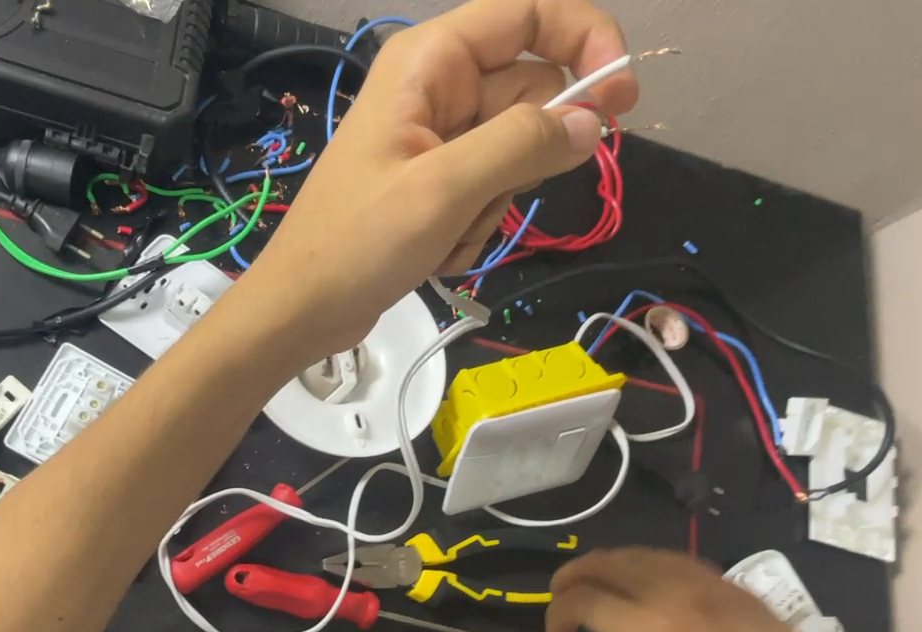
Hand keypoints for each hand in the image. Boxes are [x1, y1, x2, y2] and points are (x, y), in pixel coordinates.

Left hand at [233, 0, 636, 357]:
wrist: (300, 311)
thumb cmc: (357, 245)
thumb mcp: (444, 189)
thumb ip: (523, 145)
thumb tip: (592, 121)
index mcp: (429, 63)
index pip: (529, 13)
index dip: (585, 40)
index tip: (621, 100)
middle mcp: (434, 91)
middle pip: (527, 95)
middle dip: (521, 160)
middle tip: (486, 200)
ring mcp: (432, 144)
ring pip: (511, 155)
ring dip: (492, 206)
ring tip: (444, 237)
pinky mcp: (430, 189)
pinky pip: (484, 194)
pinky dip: (471, 228)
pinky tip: (435, 255)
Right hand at [530, 549, 885, 631]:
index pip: (581, 598)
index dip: (556, 613)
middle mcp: (677, 596)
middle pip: (604, 563)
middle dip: (571, 578)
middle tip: (562, 605)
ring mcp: (708, 584)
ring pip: (637, 553)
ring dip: (604, 566)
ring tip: (593, 593)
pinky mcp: (732, 584)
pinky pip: (672, 558)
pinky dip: (641, 564)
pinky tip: (639, 590)